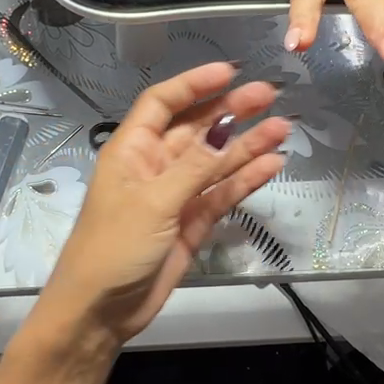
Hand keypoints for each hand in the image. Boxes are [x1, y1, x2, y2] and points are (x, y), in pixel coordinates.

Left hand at [39, 63, 289, 344]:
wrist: (100, 311)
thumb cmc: (113, 248)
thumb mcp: (152, 202)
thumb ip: (193, 167)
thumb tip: (227, 130)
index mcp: (131, 151)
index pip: (162, 103)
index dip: (194, 84)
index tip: (231, 72)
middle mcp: (154, 167)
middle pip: (195, 129)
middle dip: (230, 111)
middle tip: (270, 95)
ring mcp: (175, 196)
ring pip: (214, 162)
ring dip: (246, 145)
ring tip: (283, 128)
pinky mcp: (191, 225)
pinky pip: (221, 195)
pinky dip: (245, 181)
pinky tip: (271, 165)